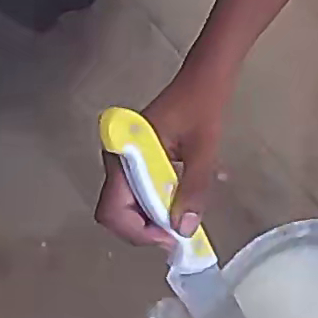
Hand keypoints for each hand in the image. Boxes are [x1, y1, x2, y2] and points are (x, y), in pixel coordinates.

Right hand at [95, 77, 225, 249]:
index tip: (170, 237)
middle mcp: (118, 160)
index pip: (113, 210)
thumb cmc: (203, 108)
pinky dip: (158, 203)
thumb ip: (194, 189)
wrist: (204, 80)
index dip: (138, 232)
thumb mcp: (203, 151)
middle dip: (146, 229)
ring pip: (128, 204)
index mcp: (125, 155)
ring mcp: (126, 160)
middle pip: (117, 212)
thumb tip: (184, 229)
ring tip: (183, 221)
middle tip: (180, 233)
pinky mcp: (138, 159)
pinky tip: (181, 203)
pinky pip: (140, 190)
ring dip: (153, 218)